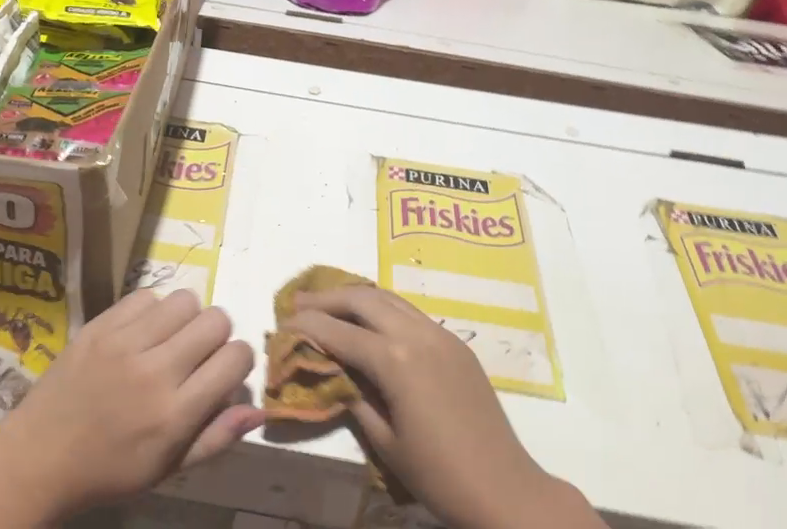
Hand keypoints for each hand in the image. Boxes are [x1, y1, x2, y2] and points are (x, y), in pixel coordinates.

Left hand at [0, 289, 262, 527]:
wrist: (39, 458)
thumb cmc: (110, 471)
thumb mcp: (169, 468)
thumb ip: (217, 436)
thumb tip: (260, 407)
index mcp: (176, 413)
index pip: (235, 357)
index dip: (237, 362)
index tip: (223, 372)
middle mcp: (155, 370)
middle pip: (215, 319)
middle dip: (217, 336)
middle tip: (197, 356)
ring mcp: (124, 343)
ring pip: (184, 300)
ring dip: (186, 319)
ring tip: (169, 341)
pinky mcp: (99, 325)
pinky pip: (146, 295)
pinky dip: (152, 311)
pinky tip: (141, 334)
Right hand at [288, 285, 604, 528]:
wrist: (504, 488)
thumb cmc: (438, 474)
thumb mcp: (385, 441)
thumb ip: (355, 396)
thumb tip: (333, 372)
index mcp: (397, 360)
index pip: (340, 332)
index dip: (308, 325)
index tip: (282, 322)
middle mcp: (417, 335)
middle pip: (364, 299)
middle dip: (328, 298)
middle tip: (299, 303)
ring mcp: (441, 335)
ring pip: (390, 298)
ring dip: (356, 297)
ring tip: (329, 302)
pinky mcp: (455, 344)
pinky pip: (411, 312)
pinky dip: (383, 308)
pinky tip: (370, 320)